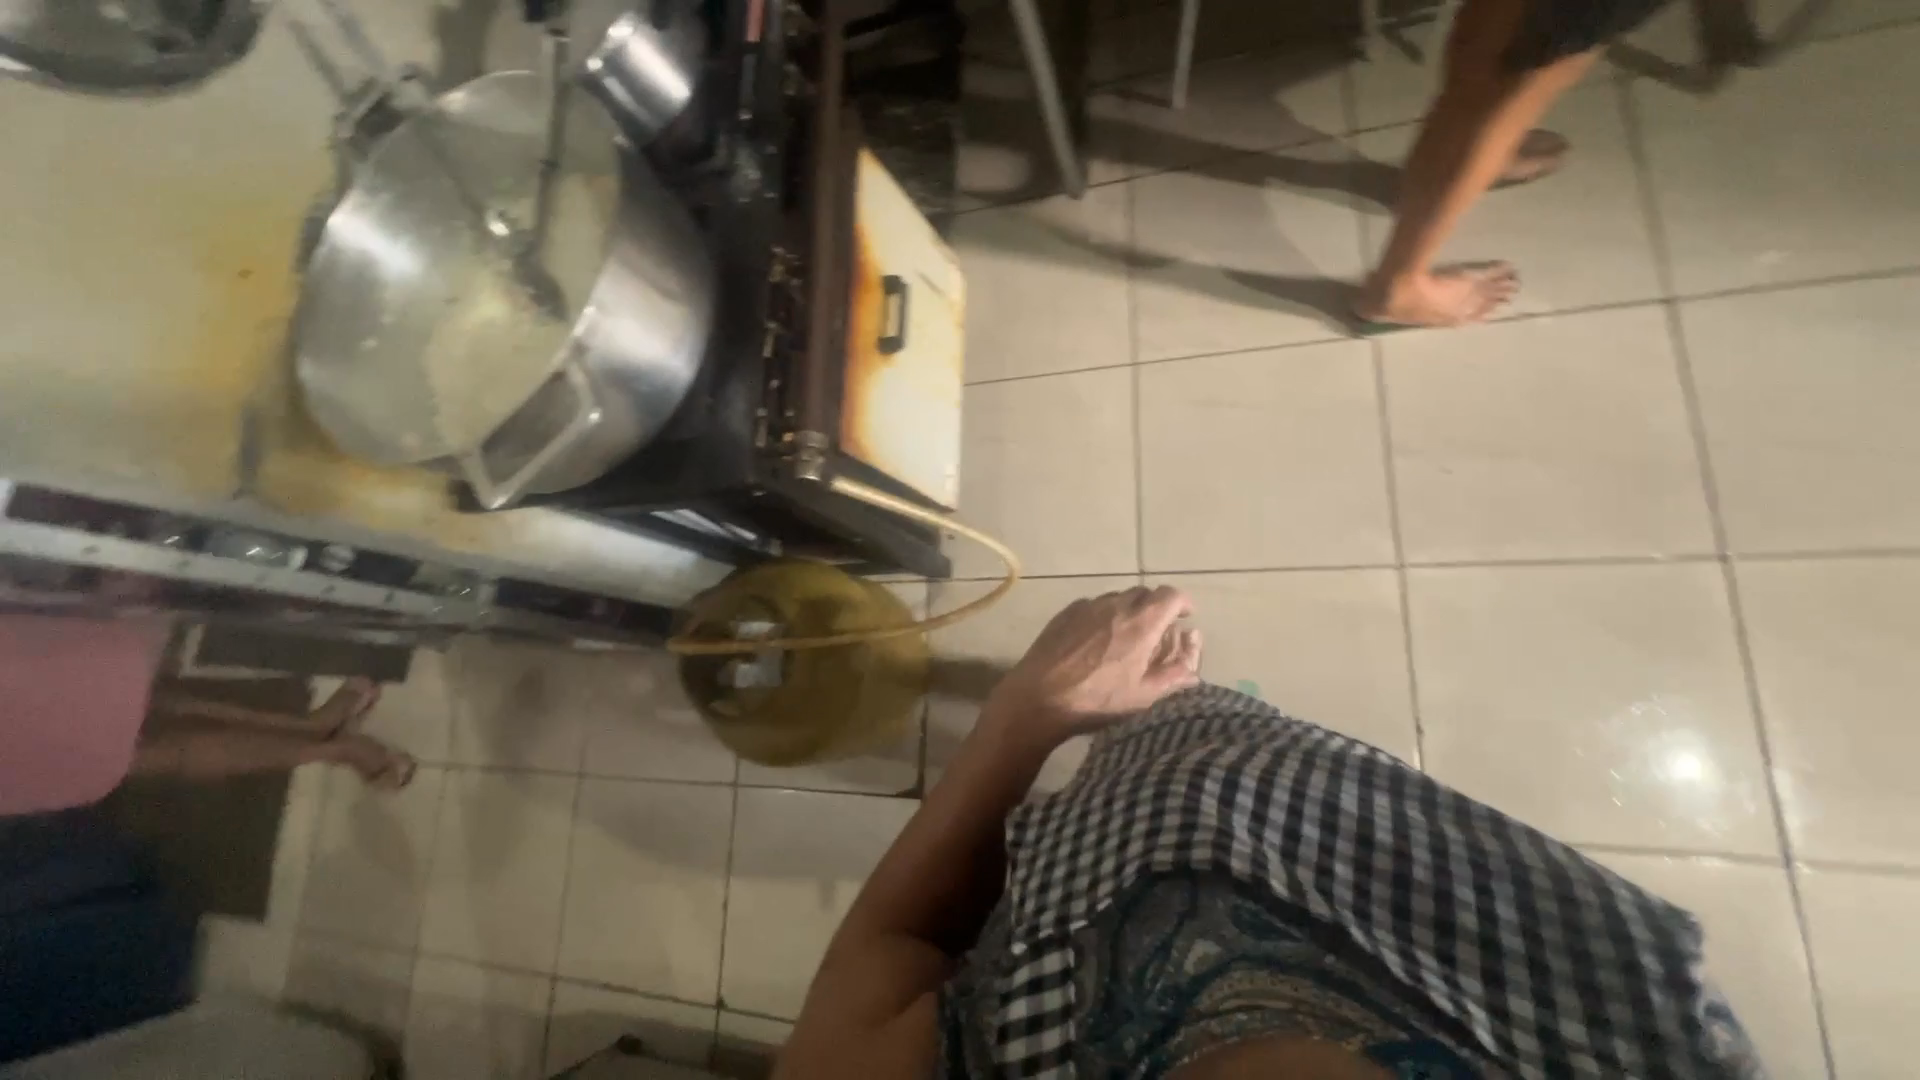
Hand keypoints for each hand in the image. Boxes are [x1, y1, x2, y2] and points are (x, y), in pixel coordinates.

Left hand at [982, 586, 1201, 745]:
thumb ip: (1177, 668)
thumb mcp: (1145, 694)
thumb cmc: (1098, 700)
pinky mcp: (1065, 613)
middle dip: (1156, 608)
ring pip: (1118, 597)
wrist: (1039, 697)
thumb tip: (1194, 643)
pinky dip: (1103, 615)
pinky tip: (1096, 639)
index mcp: (1142, 622)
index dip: (1182, 603)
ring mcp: (1087, 606)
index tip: (1185, 617)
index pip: (1171, 595)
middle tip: (1157, 632)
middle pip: (1145, 593)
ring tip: (1126, 636)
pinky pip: (1093, 605)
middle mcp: (1116, 605)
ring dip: (1129, 610)